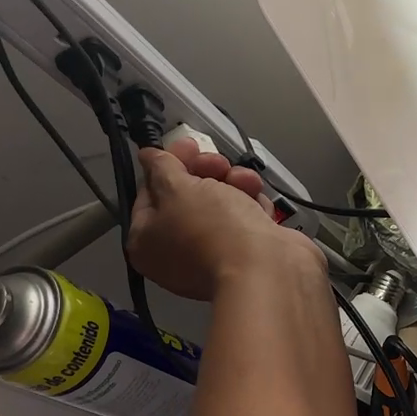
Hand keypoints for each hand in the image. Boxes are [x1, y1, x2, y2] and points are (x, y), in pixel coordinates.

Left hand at [127, 139, 313, 300]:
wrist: (269, 269)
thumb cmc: (213, 230)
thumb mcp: (175, 186)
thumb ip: (160, 166)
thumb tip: (151, 158)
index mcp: (147, 243)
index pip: (151, 193)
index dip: (169, 165)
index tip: (189, 146)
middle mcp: (179, 254)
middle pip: (188, 199)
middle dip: (206, 173)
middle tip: (218, 162)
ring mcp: (217, 257)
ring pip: (220, 207)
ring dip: (233, 185)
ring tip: (246, 181)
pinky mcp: (250, 257)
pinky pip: (246, 223)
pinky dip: (253, 207)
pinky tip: (259, 200)